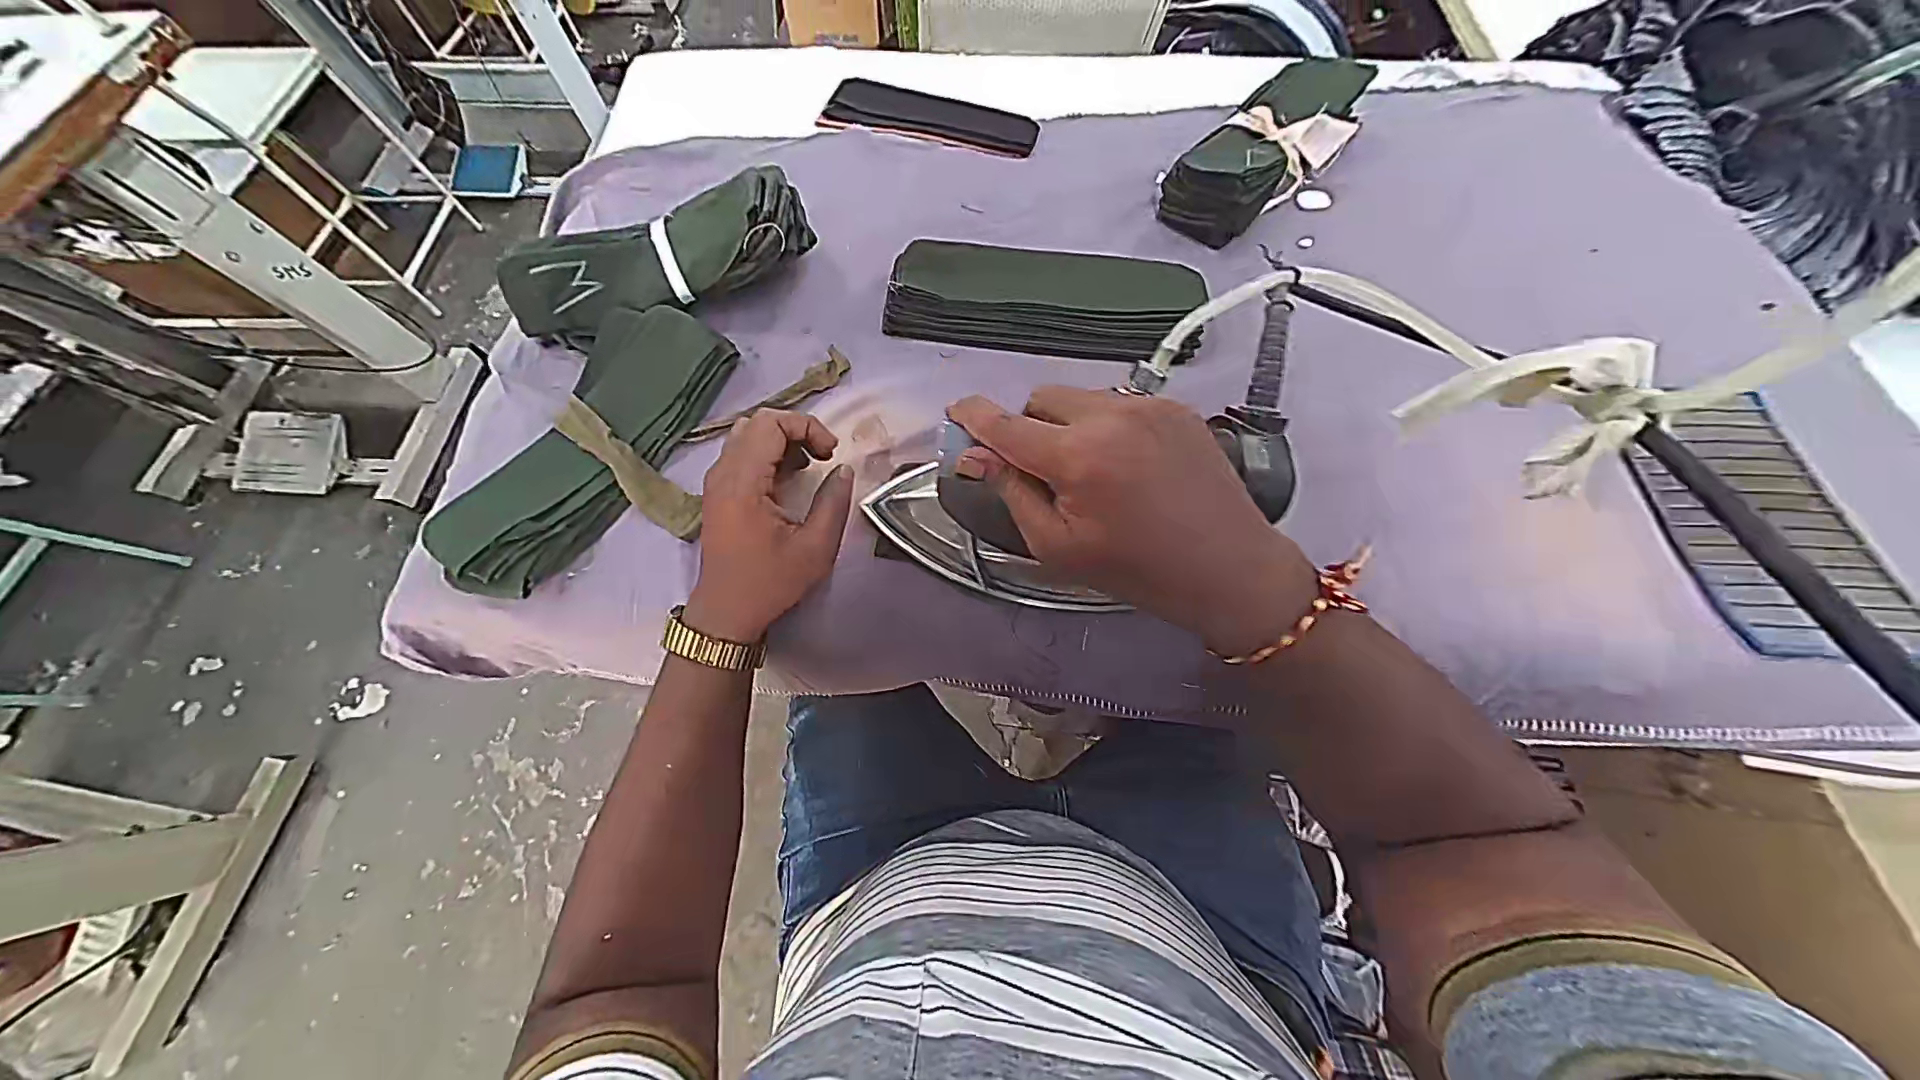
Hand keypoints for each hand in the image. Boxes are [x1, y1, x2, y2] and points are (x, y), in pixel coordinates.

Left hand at [684, 409, 853, 642]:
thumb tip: (843, 470)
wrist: (727, 611)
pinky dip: (770, 454)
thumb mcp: (815, 548)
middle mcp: (722, 474)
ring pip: (748, 434)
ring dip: (783, 440)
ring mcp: (716, 481)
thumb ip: (833, 503)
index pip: (770, 423)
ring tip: (810, 465)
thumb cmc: (770, 582)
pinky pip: (742, 453)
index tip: (831, 453)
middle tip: (823, 455)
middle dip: (797, 429)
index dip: (807, 426)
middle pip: (757, 422)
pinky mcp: (718, 491)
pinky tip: (790, 478)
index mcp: (742, 483)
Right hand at [947, 387, 1316, 655]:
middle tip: (1041, 471)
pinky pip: (1116, 403)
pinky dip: (1103, 425)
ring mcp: (1148, 406)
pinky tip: (1123, 463)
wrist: (1227, 567)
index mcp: (1078, 456)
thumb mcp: (1057, 546)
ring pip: (1079, 398)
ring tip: (1089, 470)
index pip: (1005, 422)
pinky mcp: (1174, 408)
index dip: (973, 415)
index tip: (957, 413)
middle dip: (1028, 428)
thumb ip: (1011, 491)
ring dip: (1066, 425)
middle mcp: (1111, 416)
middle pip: (1040, 399)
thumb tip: (975, 455)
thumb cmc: (1136, 570)